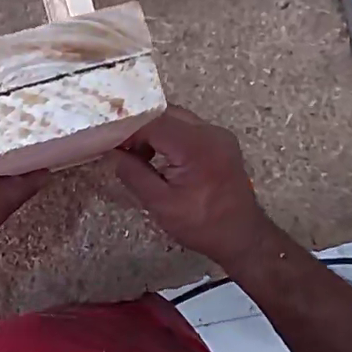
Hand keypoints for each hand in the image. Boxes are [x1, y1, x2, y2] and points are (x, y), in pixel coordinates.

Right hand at [107, 105, 278, 268]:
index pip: (153, 122)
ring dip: (154, 131)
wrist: (243, 237)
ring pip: (177, 118)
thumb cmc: (201, 224)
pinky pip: (189, 128)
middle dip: (139, 127)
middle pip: (165, 114)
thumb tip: (111, 153)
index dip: (128, 129)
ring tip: (138, 155)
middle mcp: (210, 132)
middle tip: (120, 147)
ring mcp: (218, 135)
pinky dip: (169, 136)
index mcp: (196, 145)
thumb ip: (133, 174)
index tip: (108, 142)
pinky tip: (158, 157)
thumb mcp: (160, 204)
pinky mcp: (221, 142)